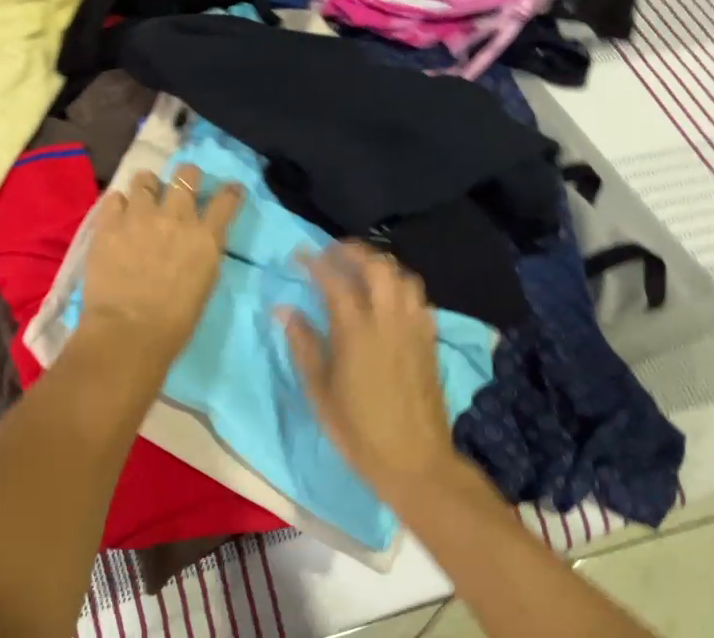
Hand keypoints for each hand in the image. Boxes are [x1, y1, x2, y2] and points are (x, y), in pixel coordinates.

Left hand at [79, 166, 244, 364]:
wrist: (128, 330)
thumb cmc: (174, 323)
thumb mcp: (203, 285)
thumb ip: (200, 255)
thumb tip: (194, 242)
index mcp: (206, 239)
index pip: (225, 201)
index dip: (229, 192)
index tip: (229, 189)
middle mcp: (176, 218)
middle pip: (185, 177)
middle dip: (185, 177)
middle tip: (179, 185)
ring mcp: (140, 216)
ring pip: (145, 179)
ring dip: (147, 186)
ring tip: (142, 196)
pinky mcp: (109, 222)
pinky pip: (114, 198)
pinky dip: (118, 204)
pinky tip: (117, 215)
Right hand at [284, 242, 456, 501]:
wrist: (415, 462)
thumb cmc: (357, 430)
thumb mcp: (318, 390)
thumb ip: (303, 344)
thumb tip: (284, 309)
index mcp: (355, 331)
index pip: (334, 280)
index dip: (315, 262)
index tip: (299, 255)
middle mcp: (388, 321)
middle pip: (377, 267)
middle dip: (353, 251)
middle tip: (332, 253)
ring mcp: (414, 330)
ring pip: (404, 278)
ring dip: (381, 265)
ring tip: (361, 270)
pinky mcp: (429, 343)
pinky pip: (419, 300)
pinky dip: (401, 288)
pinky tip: (388, 300)